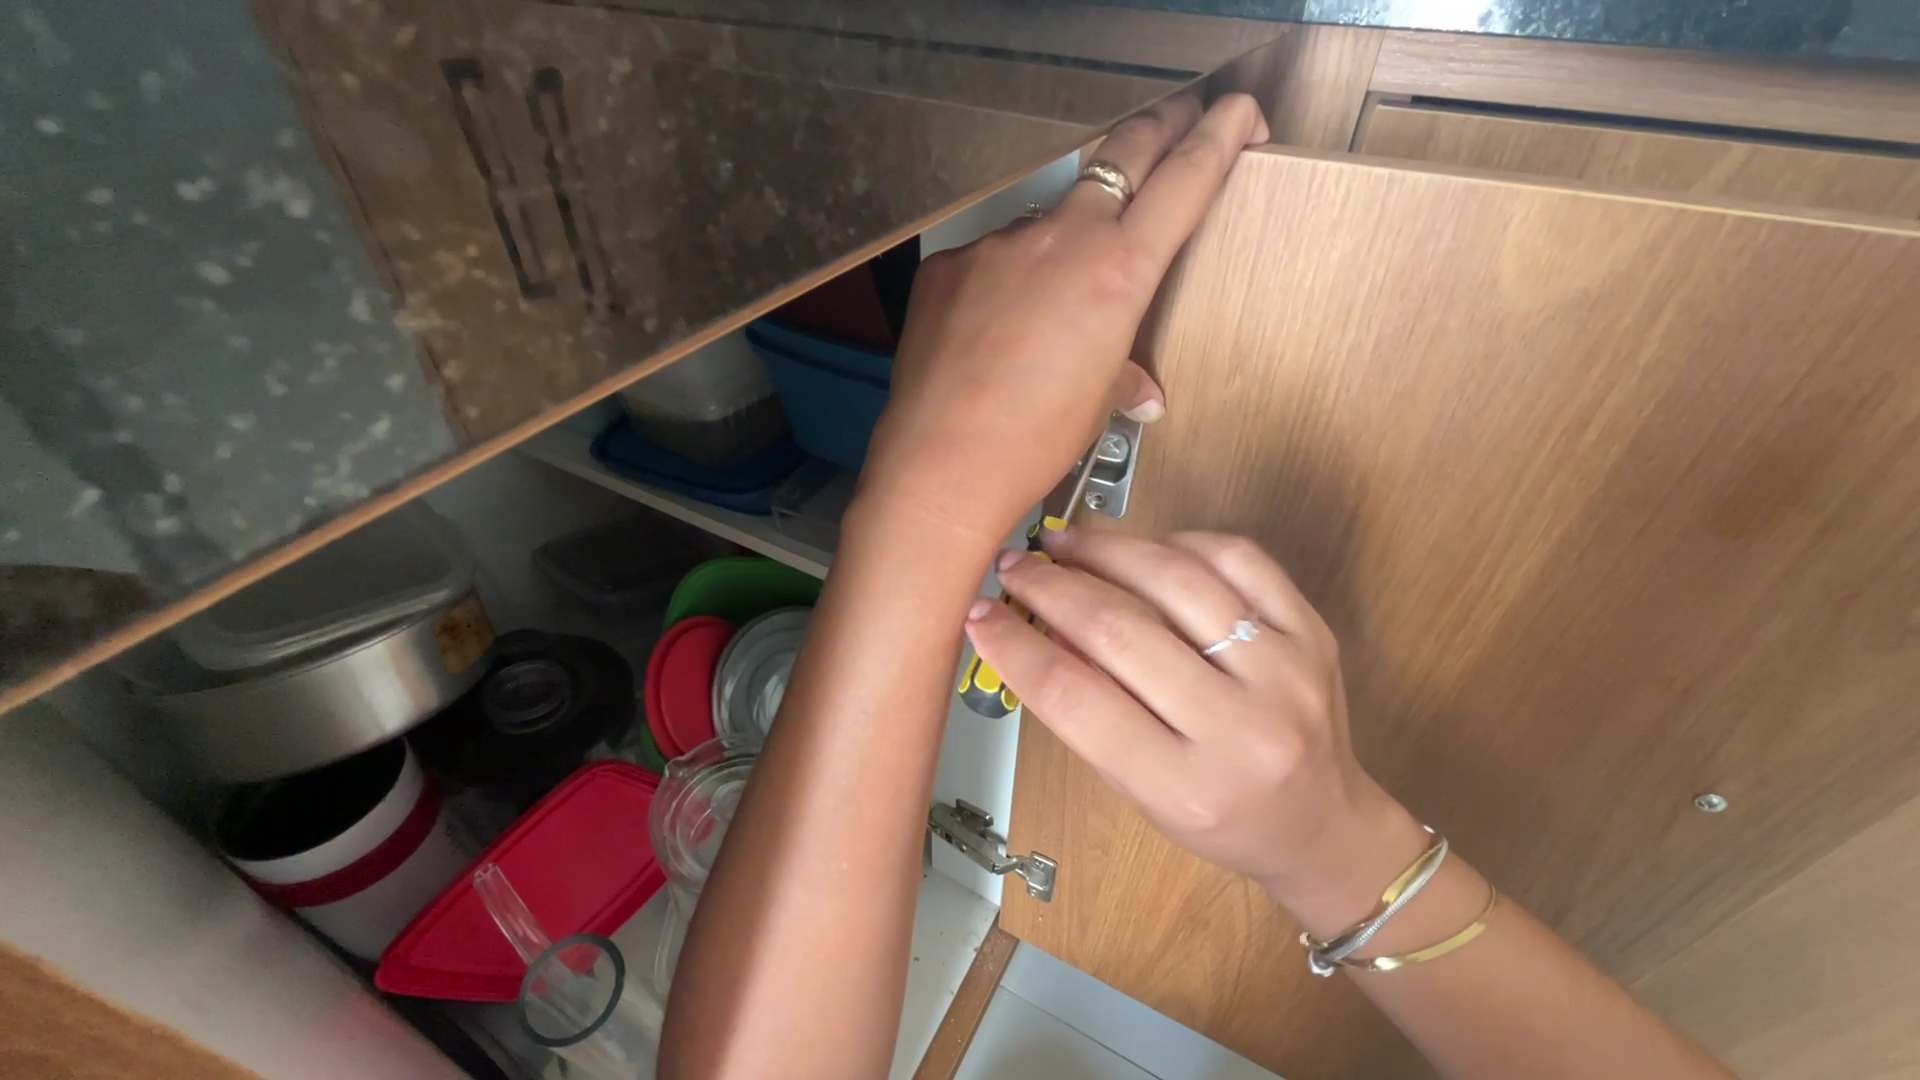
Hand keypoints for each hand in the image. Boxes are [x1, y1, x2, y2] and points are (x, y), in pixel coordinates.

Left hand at [860, 94, 1268, 543]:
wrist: (944, 461)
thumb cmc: (1034, 441)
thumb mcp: (1098, 403)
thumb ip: (1125, 374)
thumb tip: (1143, 390)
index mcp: (1118, 271)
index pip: (1185, 177)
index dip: (1221, 134)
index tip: (1240, 114)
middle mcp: (1062, 238)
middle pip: (1124, 150)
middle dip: (1161, 126)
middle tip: (1180, 119)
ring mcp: (999, 244)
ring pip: (1049, 219)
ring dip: (1064, 240)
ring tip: (1047, 305)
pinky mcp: (949, 263)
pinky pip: (991, 256)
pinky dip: (1004, 280)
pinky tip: (992, 328)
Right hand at [964, 528, 1430, 933]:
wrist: (1325, 824)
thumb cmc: (1219, 819)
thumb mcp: (1139, 791)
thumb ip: (1085, 713)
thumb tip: (1034, 628)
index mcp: (1184, 786)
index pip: (1077, 698)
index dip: (1016, 646)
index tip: (980, 613)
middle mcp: (1240, 727)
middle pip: (1120, 630)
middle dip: (1051, 588)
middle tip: (1014, 566)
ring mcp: (1285, 670)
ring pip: (1177, 579)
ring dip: (1106, 550)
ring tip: (1064, 543)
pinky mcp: (1312, 630)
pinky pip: (1237, 558)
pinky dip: (1177, 542)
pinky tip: (1140, 546)